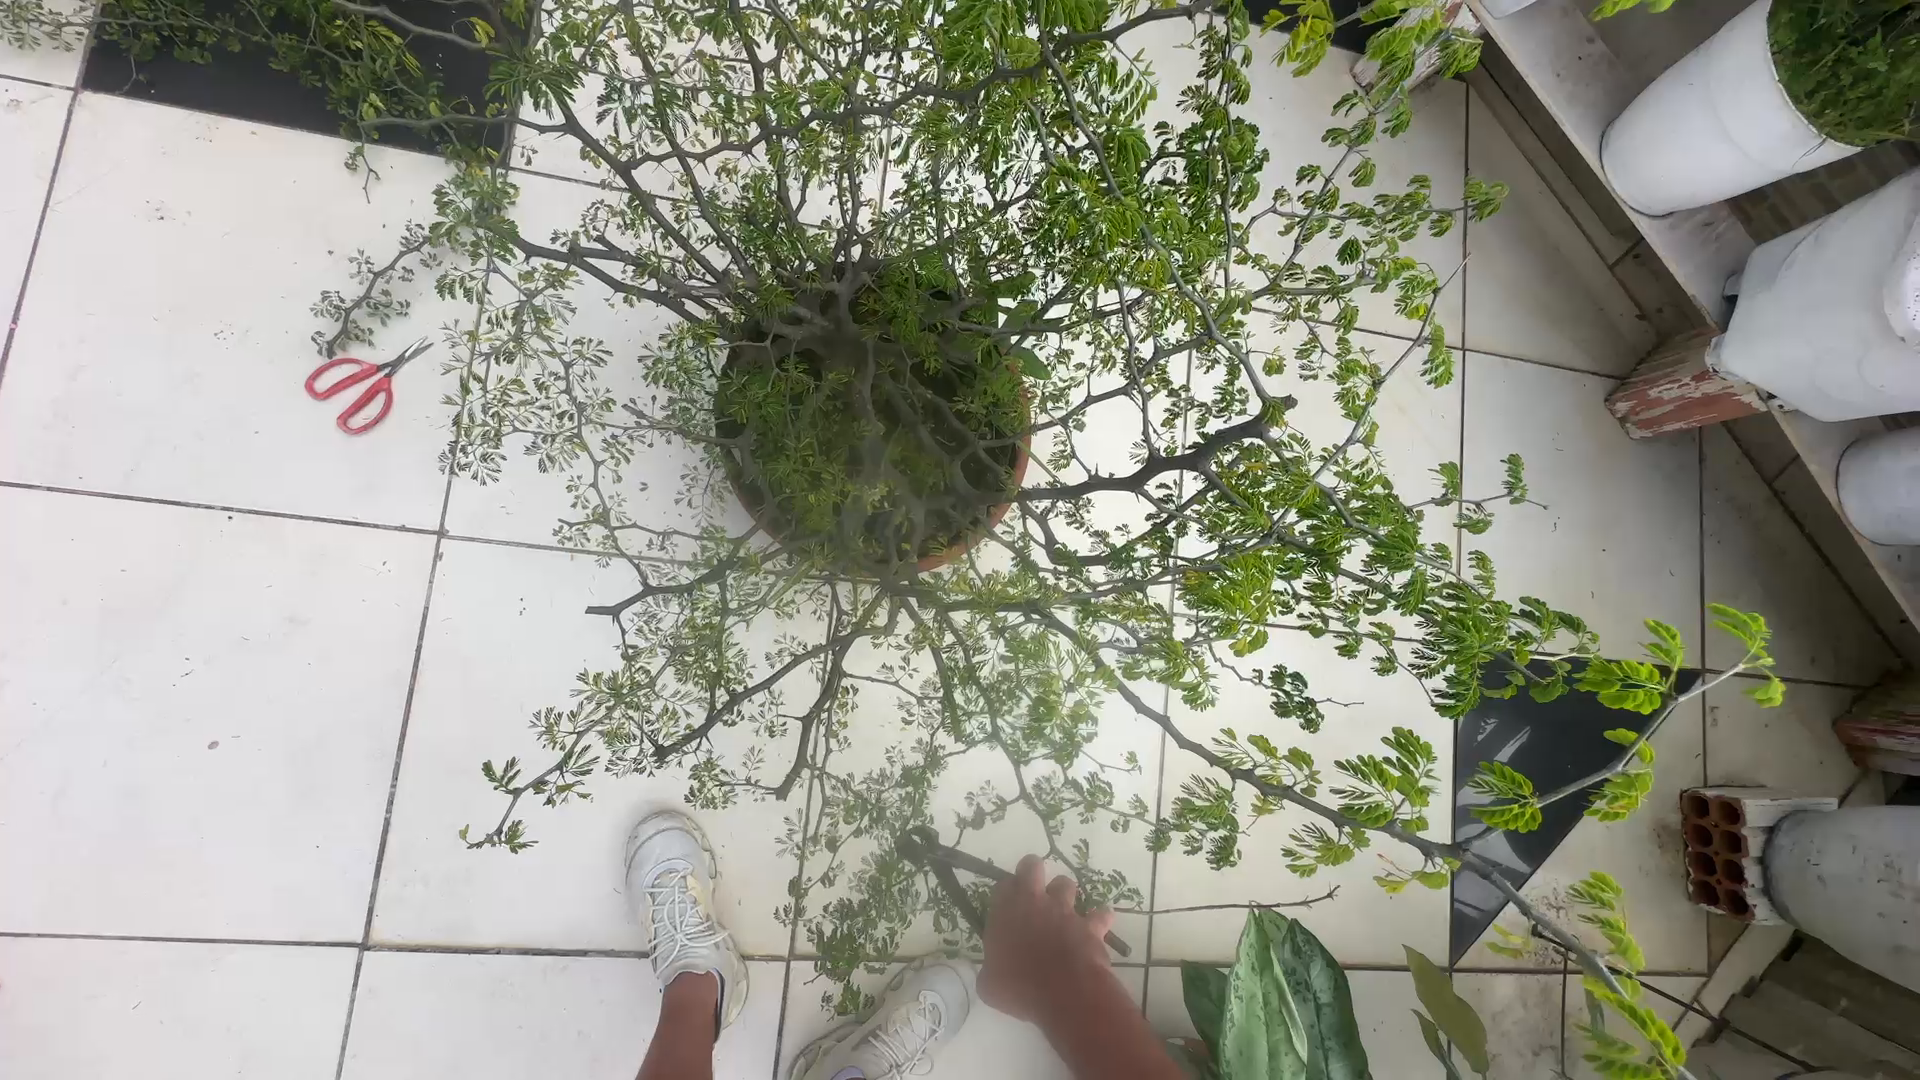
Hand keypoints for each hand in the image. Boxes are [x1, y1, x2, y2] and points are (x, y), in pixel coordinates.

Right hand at [977, 854, 1116, 1022]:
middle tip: (1033, 890)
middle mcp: (1035, 902)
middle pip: (1032, 865)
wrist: (1064, 995)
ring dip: (1065, 894)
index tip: (1007, 906)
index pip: (1003, 884)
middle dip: (1033, 871)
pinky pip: (1100, 914)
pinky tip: (1098, 926)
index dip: (1007, 892)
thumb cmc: (1020, 989)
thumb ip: (989, 971)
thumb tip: (990, 973)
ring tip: (1063, 911)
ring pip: (1066, 883)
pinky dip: (1100, 918)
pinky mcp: (1089, 925)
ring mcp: (1064, 910)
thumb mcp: (989, 985)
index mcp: (1006, 912)